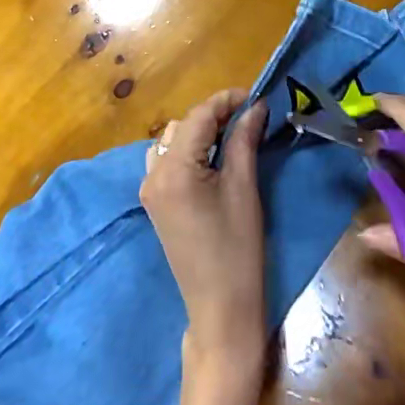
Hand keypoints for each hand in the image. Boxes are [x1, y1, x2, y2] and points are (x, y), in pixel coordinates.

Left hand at [141, 89, 270, 360]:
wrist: (220, 307)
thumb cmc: (238, 249)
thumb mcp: (244, 188)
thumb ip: (244, 140)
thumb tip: (255, 107)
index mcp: (173, 169)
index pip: (198, 117)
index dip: (226, 100)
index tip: (255, 96)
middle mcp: (152, 173)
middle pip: (182, 126)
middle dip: (213, 116)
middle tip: (248, 117)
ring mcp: (149, 188)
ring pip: (170, 141)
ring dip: (199, 132)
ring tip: (231, 136)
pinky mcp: (154, 202)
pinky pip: (165, 160)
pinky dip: (187, 150)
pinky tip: (210, 158)